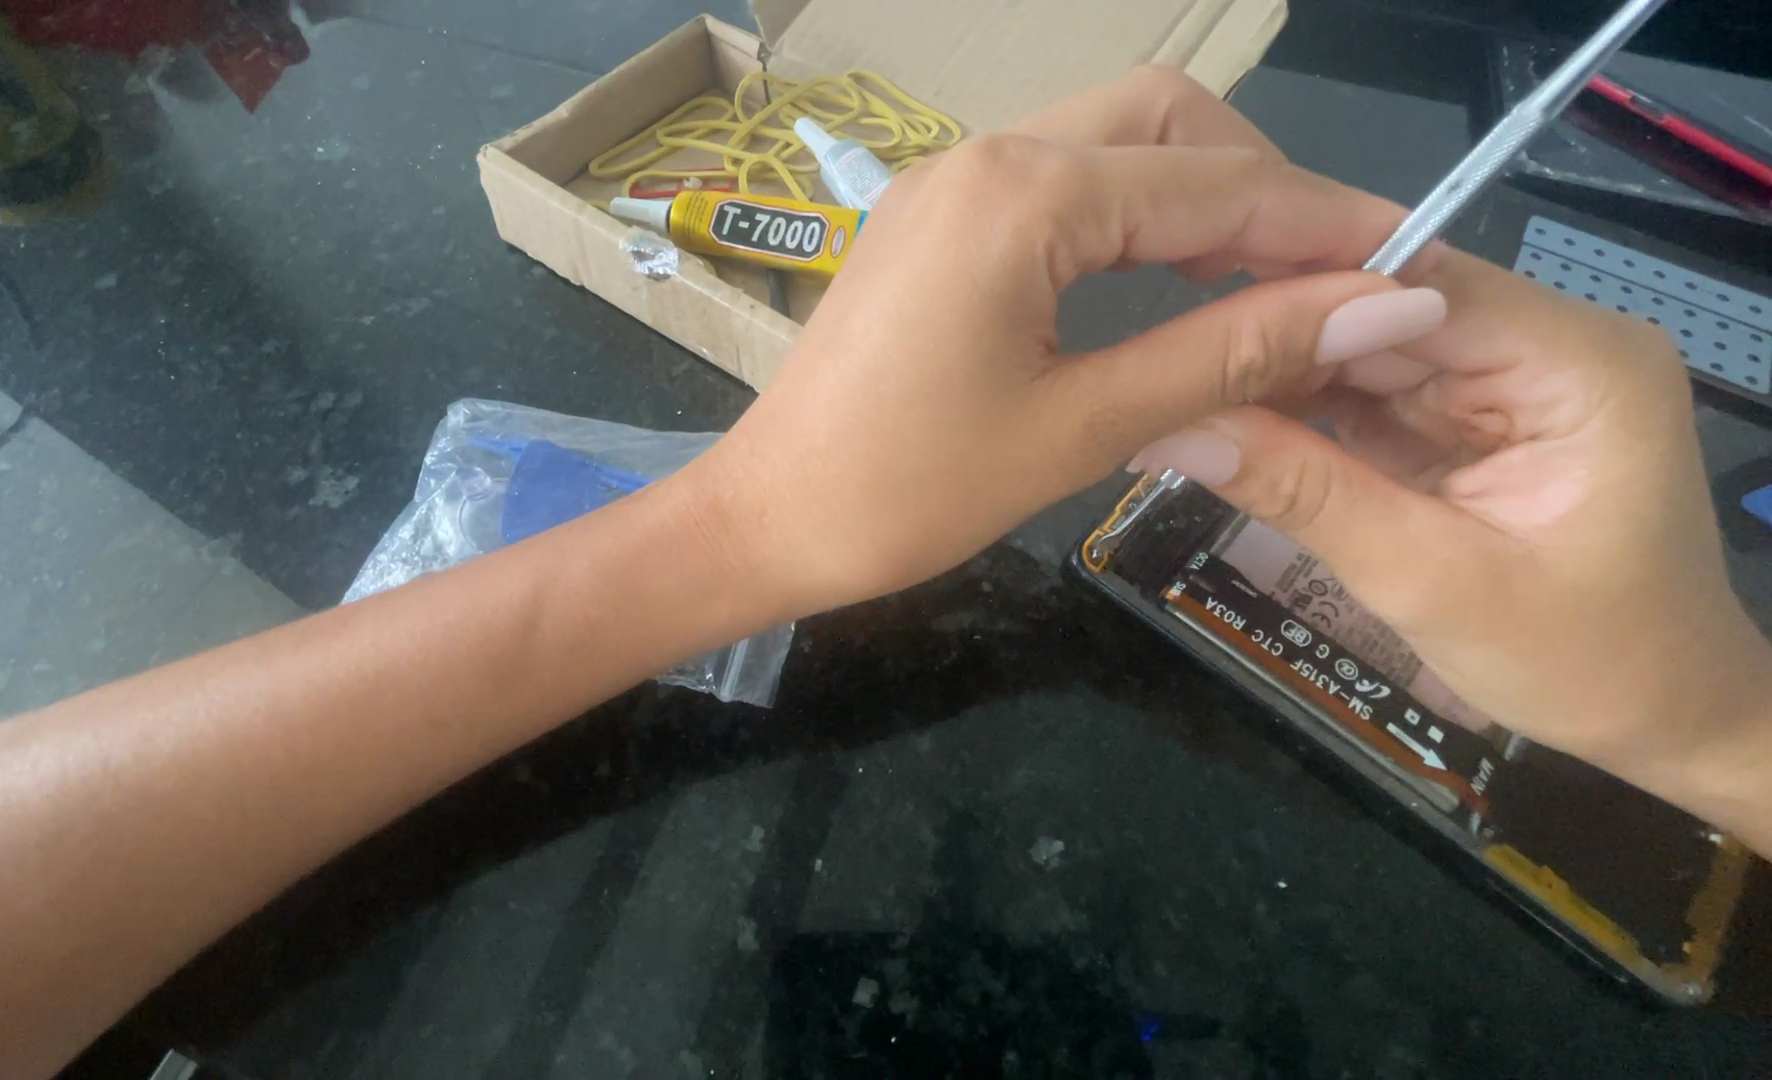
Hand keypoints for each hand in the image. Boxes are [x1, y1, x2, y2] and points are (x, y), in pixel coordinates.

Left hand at [671, 67, 1441, 618]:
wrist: (771, 518)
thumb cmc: (910, 491)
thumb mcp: (1079, 426)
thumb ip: (1228, 353)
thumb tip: (1379, 303)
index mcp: (1022, 197)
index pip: (1214, 183)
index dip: (1321, 223)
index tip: (1404, 263)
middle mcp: (980, 159)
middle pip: (1159, 125)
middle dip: (1251, 188)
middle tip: (1313, 278)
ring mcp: (939, 187)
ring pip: (1098, 149)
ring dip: (1184, 198)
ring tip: (1249, 283)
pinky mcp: (919, 229)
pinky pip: (1041, 193)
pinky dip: (1112, 221)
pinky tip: (1148, 279)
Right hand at [1134, 249, 1771, 837]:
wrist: (1645, 714)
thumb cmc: (1572, 657)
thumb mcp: (1420, 576)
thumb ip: (1299, 492)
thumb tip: (1171, 432)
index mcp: (1571, 364)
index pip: (1414, 290)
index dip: (1295, 298)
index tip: (1184, 328)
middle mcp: (1533, 350)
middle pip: (1374, 316)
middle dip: (1266, 344)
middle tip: (1155, 376)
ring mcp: (1488, 385)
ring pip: (1350, 355)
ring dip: (1264, 382)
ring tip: (1170, 403)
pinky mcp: (1448, 423)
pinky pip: (1349, 400)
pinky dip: (1285, 417)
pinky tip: (1219, 429)